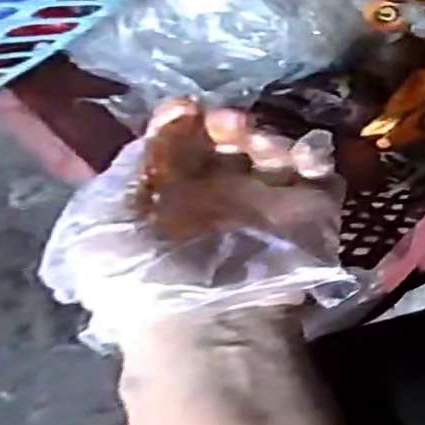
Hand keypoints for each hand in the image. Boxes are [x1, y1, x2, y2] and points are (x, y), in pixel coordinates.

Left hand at [40, 100, 357, 350]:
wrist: (212, 317)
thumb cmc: (143, 277)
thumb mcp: (102, 225)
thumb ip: (130, 170)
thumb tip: (170, 118)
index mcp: (172, 195)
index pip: (183, 145)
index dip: (184, 121)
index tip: (186, 107)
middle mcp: (225, 190)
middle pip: (233, 140)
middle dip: (231, 123)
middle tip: (230, 121)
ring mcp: (273, 196)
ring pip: (278, 147)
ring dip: (268, 135)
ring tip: (260, 144)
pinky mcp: (315, 204)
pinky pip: (322, 167)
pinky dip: (315, 151)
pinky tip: (300, 153)